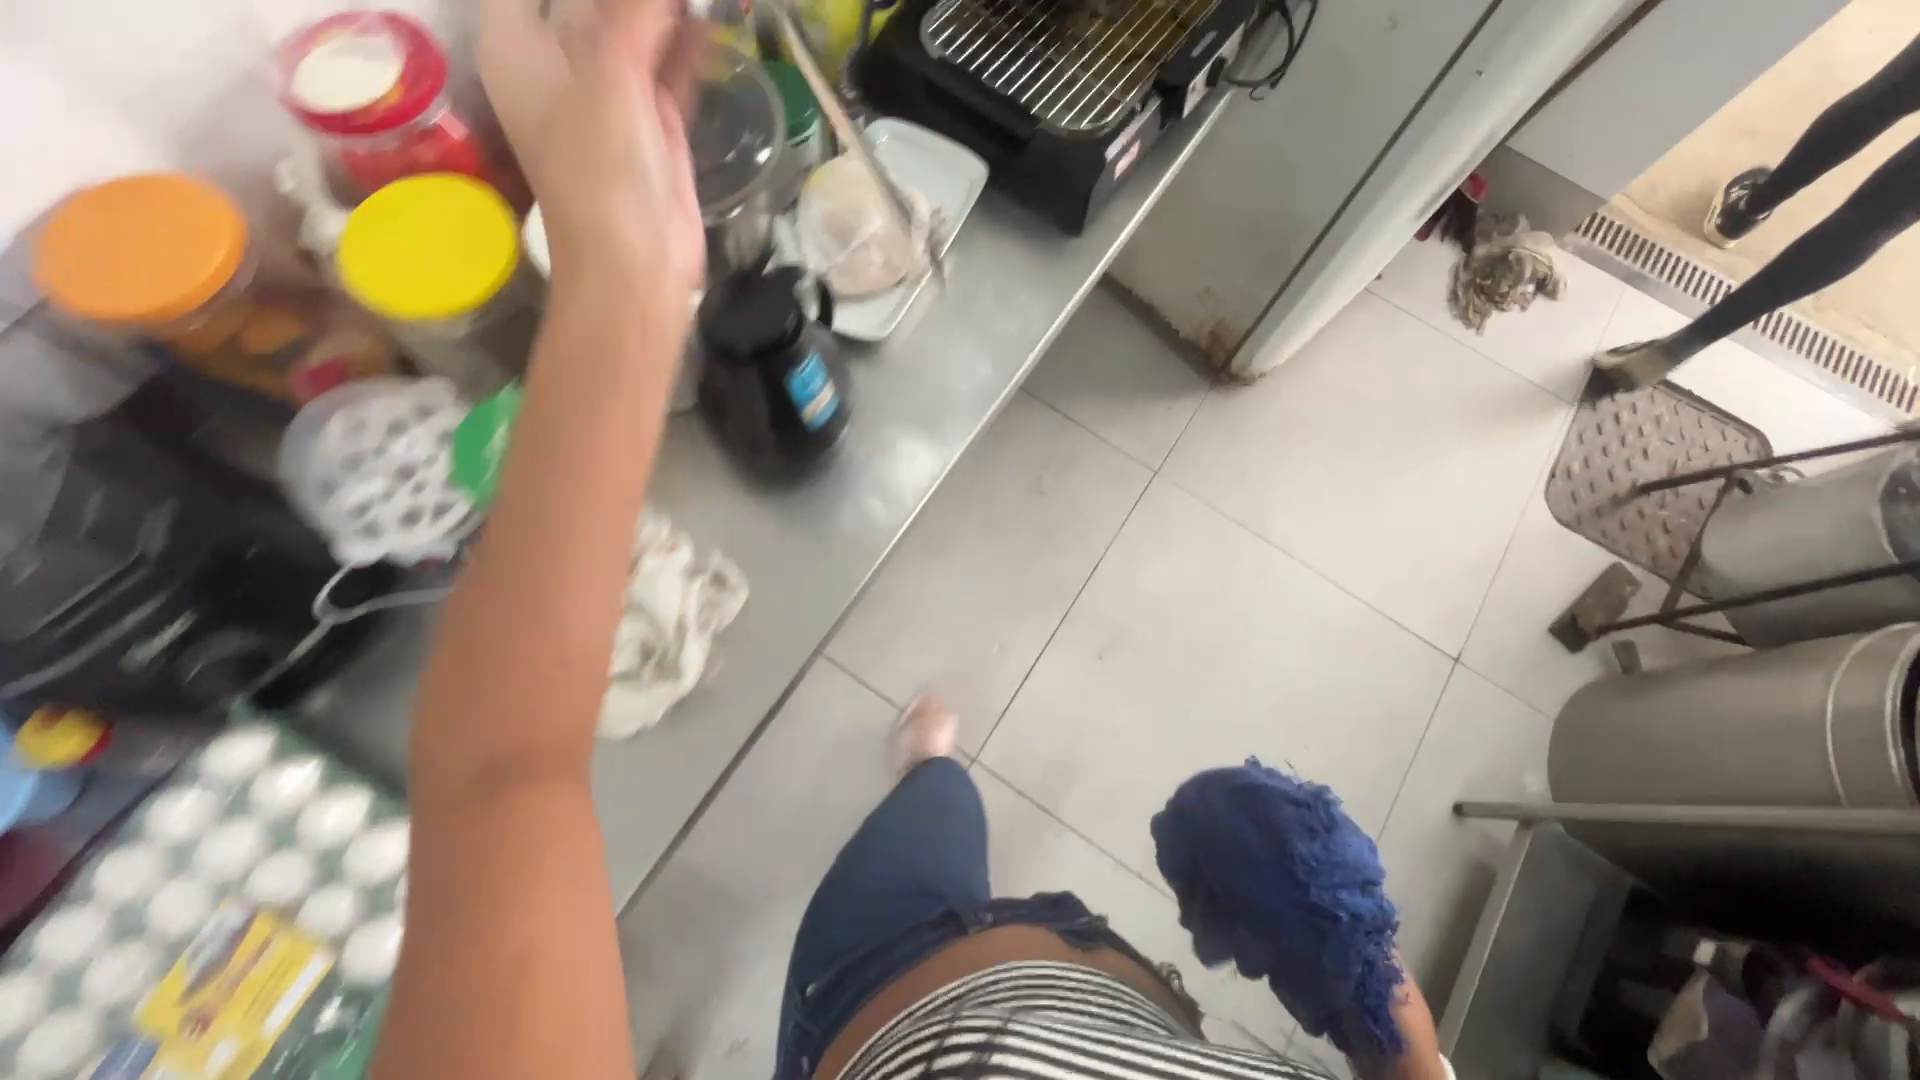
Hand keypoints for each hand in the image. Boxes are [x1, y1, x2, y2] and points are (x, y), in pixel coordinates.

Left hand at [480, 0, 705, 318]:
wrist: (634, 265)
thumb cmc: (599, 169)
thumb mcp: (609, 72)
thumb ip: (636, 11)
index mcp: (518, 47)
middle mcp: (560, 64)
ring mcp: (611, 94)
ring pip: (637, 26)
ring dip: (667, 7)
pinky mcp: (654, 123)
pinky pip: (670, 65)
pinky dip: (689, 40)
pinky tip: (710, 12)